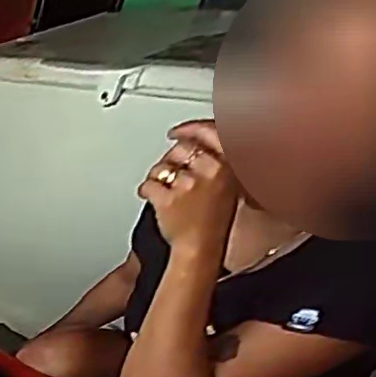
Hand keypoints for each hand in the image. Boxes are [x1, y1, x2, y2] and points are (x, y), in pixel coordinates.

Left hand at [138, 121, 239, 258]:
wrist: (200, 247)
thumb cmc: (211, 220)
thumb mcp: (227, 183)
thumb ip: (217, 159)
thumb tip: (193, 142)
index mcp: (230, 163)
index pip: (210, 131)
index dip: (189, 128)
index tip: (176, 132)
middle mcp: (212, 170)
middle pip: (181, 148)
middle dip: (170, 160)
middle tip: (169, 175)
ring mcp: (190, 184)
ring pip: (162, 167)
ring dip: (157, 177)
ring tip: (163, 191)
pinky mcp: (169, 199)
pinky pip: (148, 185)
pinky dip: (145, 191)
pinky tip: (151, 197)